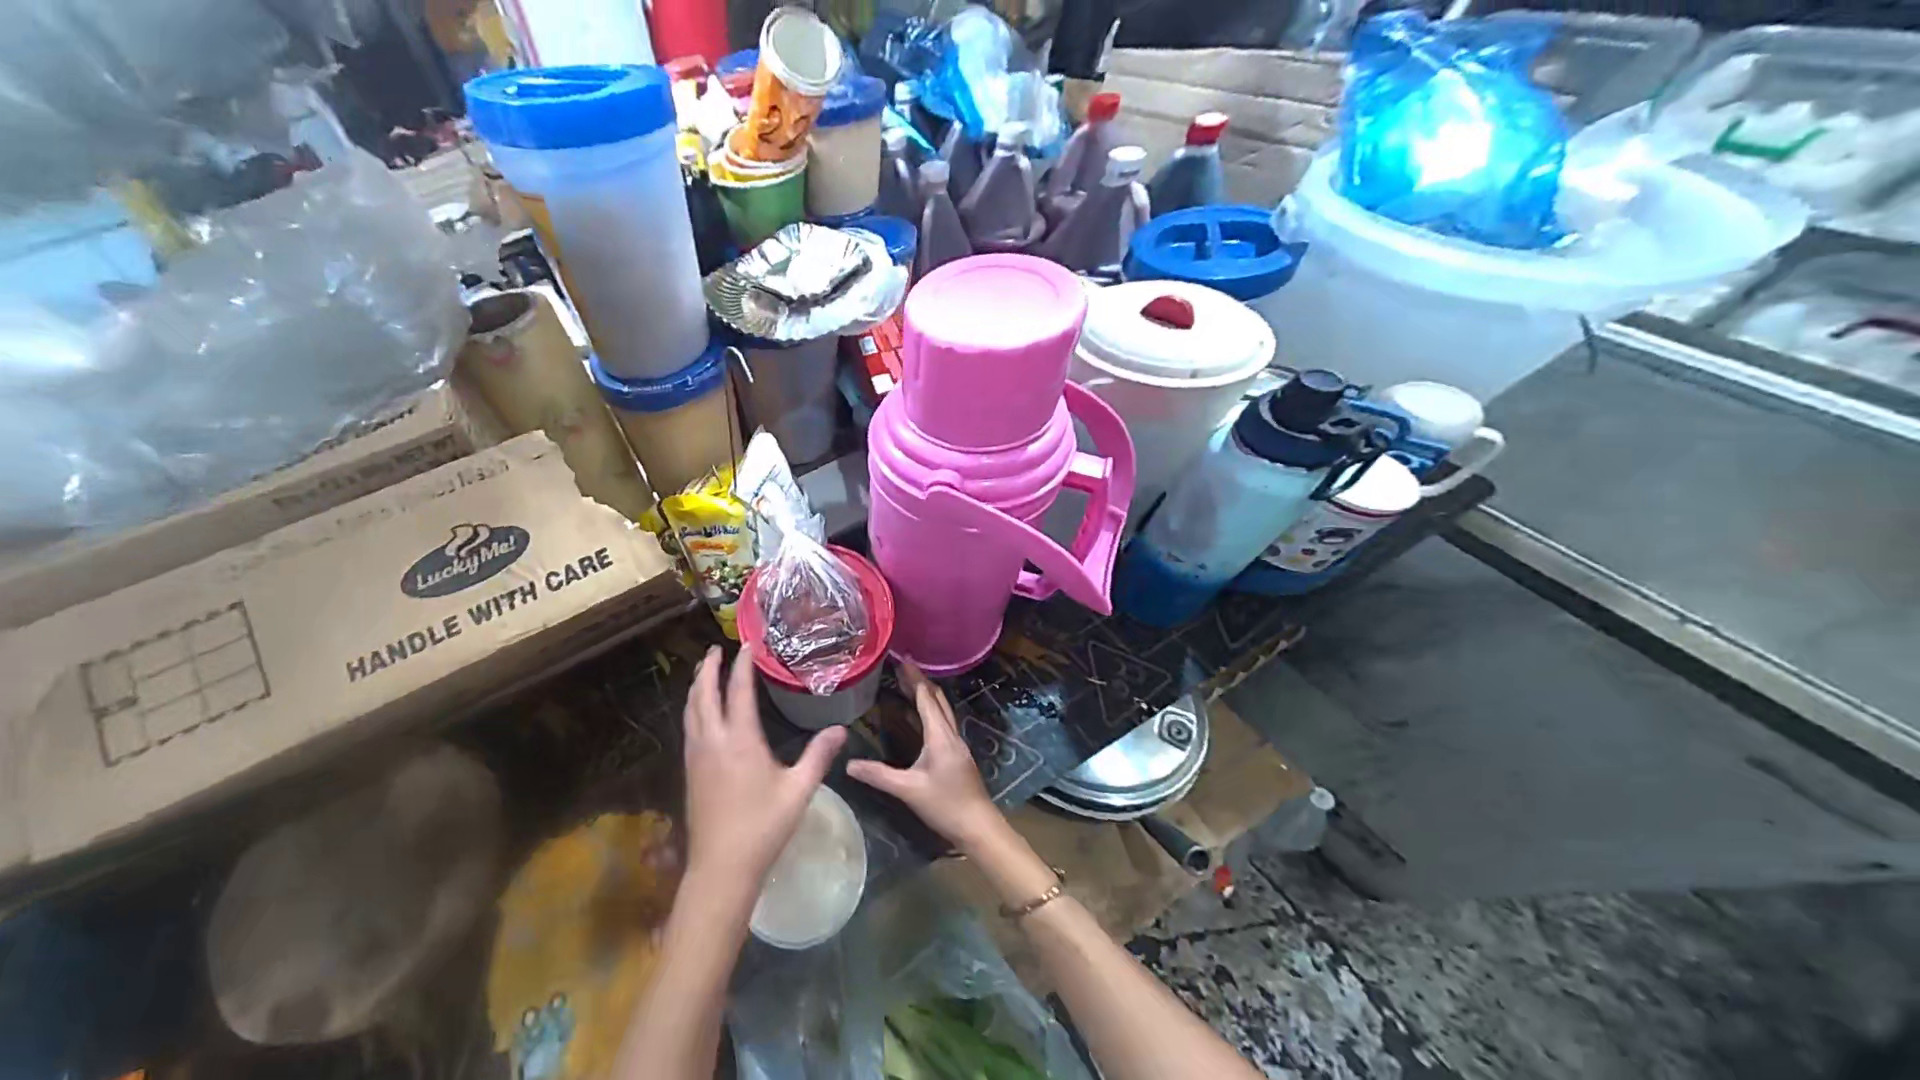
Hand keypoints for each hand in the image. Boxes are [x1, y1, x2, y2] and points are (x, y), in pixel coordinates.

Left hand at [681, 645, 845, 899]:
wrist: (721, 867)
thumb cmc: (763, 826)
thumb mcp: (799, 790)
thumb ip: (819, 756)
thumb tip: (841, 728)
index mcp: (740, 740)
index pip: (738, 691)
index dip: (742, 665)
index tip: (747, 644)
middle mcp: (713, 742)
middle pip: (704, 695)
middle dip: (708, 669)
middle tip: (716, 649)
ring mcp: (697, 757)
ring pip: (690, 711)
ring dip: (697, 686)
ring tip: (704, 671)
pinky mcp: (690, 772)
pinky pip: (688, 727)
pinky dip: (693, 708)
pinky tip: (700, 713)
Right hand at [847, 662, 1003, 853]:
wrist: (978, 826)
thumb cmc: (945, 805)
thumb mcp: (908, 790)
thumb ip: (879, 775)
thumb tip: (848, 764)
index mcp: (940, 736)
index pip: (926, 698)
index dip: (913, 678)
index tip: (901, 659)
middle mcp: (951, 734)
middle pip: (936, 700)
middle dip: (919, 681)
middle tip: (901, 666)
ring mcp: (956, 744)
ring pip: (941, 711)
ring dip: (926, 695)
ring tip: (908, 684)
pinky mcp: (957, 755)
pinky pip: (942, 723)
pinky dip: (930, 711)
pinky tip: (920, 717)